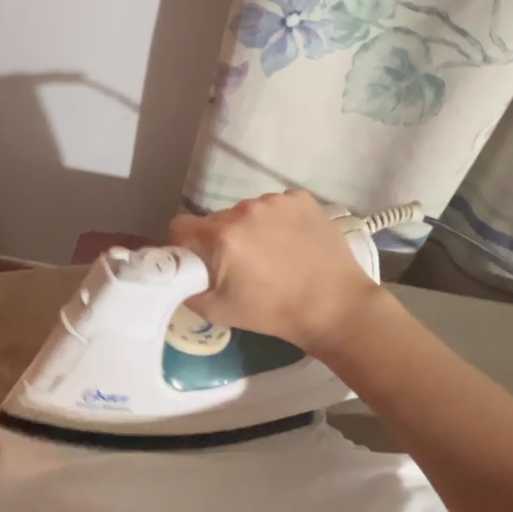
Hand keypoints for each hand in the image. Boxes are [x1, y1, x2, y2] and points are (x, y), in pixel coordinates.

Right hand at [168, 189, 385, 350]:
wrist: (335, 306)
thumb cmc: (273, 312)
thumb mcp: (219, 312)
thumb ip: (187, 291)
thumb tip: (177, 278)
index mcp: (222, 235)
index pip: (181, 225)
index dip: (184, 244)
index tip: (199, 261)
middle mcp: (245, 209)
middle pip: (216, 219)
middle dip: (221, 239)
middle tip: (241, 266)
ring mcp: (276, 200)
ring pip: (247, 212)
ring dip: (250, 229)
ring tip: (272, 255)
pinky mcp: (302, 199)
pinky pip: (276, 205)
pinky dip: (277, 221)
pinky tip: (292, 243)